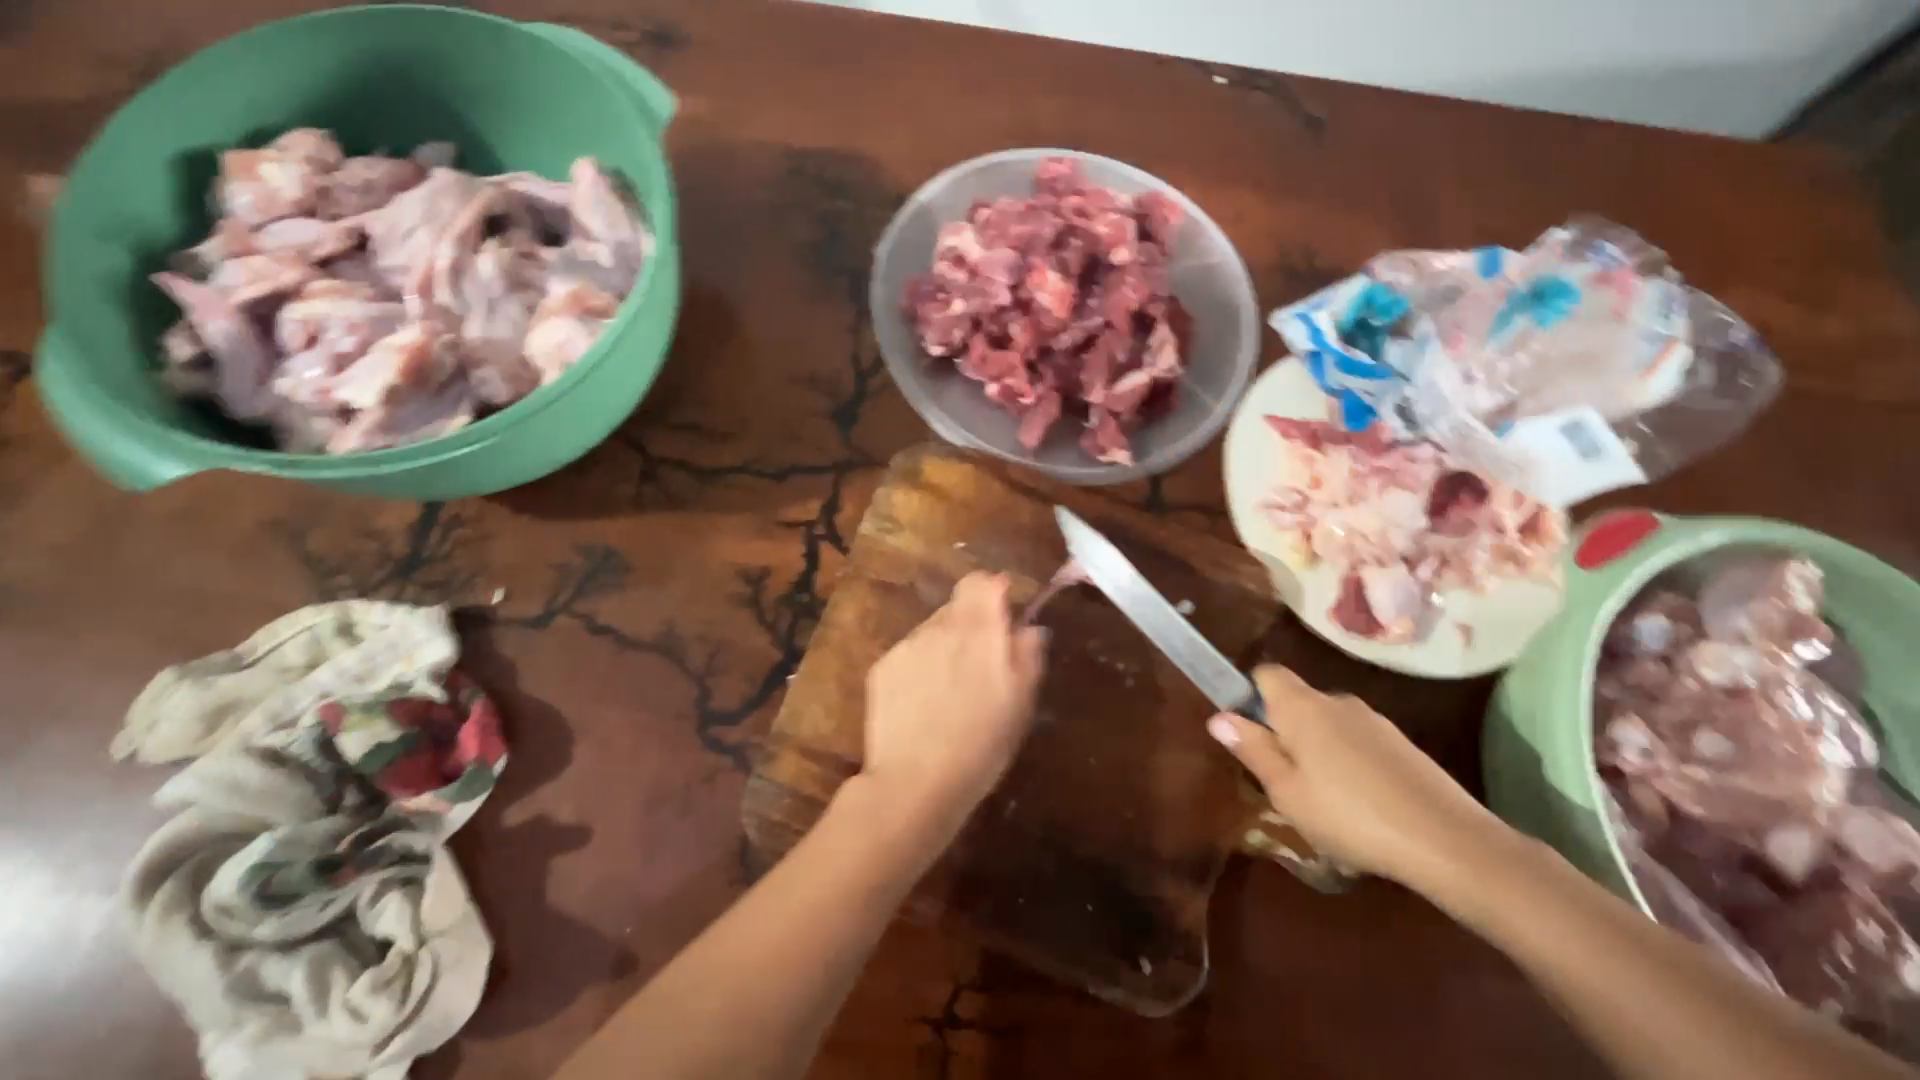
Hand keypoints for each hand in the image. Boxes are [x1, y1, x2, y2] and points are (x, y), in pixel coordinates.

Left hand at [859, 572, 1047, 835]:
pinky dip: (920, 669)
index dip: (993, 593)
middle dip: (971, 627)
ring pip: (931, 631)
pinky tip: (923, 705)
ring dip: (945, 648)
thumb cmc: (981, 747)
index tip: (1003, 617)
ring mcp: (906, 646)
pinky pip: (909, 655)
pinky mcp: (881, 668)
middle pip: (956, 607)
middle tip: (981, 667)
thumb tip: (1029, 628)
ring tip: (950, 693)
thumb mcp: (1020, 705)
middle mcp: (940, 628)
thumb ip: (1027, 656)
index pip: (981, 582)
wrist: (915, 783)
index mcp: (980, 631)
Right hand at [1207, 665, 1509, 890]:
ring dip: (1317, 751)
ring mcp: (1375, 722)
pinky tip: (1357, 807)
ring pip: (1329, 726)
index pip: (1267, 674)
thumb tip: (1219, 717)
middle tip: (1280, 781)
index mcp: (1303, 707)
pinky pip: (1358, 744)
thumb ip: (1253, 750)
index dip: (1250, 695)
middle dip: (1284, 731)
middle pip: (1298, 702)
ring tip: (1320, 801)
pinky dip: (1348, 765)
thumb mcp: (1286, 792)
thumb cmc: (1348, 816)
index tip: (1247, 734)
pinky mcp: (1402, 745)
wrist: (1445, 839)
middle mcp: (1338, 702)